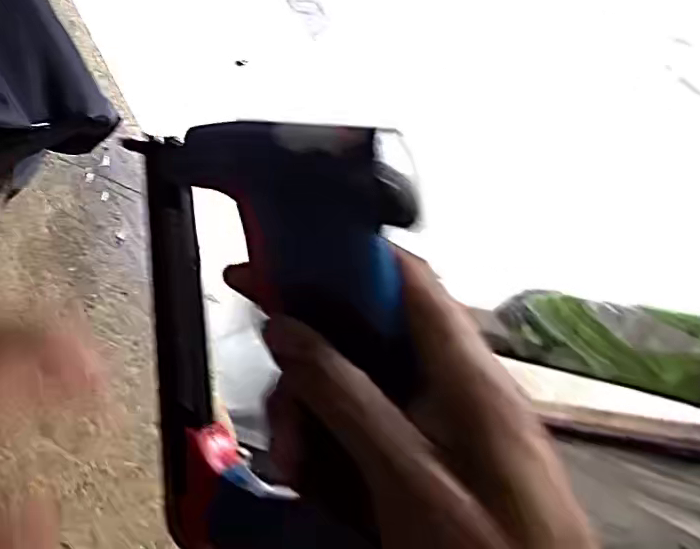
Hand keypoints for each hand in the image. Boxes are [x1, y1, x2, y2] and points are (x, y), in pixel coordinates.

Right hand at [225, 250, 595, 548]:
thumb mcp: (407, 477)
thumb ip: (341, 394)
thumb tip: (279, 325)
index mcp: (469, 380)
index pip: (407, 279)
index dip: (341, 250)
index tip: (276, 247)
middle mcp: (457, 389)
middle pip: (358, 326)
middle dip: (300, 342)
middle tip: (254, 329)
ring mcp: (442, 421)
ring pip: (346, 373)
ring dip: (303, 405)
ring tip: (292, 456)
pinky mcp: (428, 450)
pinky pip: (355, 413)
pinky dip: (321, 433)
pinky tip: (308, 469)